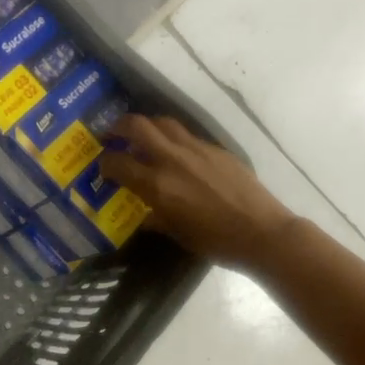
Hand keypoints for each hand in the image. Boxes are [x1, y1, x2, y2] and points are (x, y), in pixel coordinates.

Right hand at [101, 114, 299, 268]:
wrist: (262, 232)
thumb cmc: (216, 241)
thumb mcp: (177, 233)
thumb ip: (155, 218)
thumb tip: (143, 213)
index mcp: (157, 185)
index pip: (118, 163)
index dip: (105, 163)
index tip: (102, 166)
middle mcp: (172, 159)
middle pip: (137, 126)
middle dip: (118, 126)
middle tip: (111, 134)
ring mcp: (196, 149)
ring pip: (163, 123)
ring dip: (147, 125)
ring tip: (141, 136)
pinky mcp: (216, 148)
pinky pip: (186, 135)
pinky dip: (172, 137)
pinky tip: (175, 151)